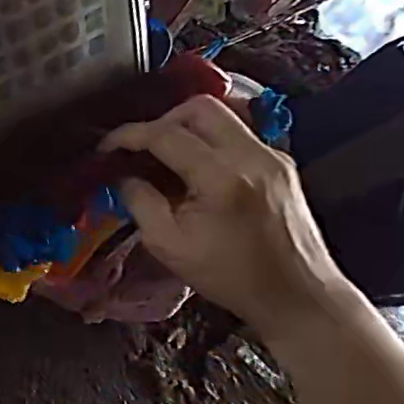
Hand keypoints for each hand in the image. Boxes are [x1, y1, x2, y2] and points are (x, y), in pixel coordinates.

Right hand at [102, 96, 353, 332]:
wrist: (298, 295)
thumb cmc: (229, 275)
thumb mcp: (167, 245)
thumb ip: (139, 201)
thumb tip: (121, 176)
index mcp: (221, 177)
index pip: (166, 134)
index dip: (128, 136)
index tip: (105, 149)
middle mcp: (252, 155)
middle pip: (199, 108)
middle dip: (160, 121)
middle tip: (139, 149)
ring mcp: (272, 155)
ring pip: (223, 115)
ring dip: (185, 127)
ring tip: (164, 156)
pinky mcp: (282, 164)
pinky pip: (238, 133)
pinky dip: (208, 140)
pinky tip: (194, 169)